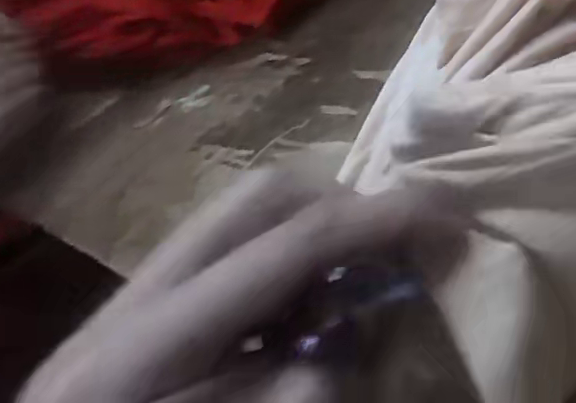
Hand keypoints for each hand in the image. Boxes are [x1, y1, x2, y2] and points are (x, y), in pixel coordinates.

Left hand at [22, 170, 447, 402]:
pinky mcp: (133, 314)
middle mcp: (127, 304)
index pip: (295, 238)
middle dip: (345, 206)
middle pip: (265, 193)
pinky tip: (293, 317)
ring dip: (316, 234)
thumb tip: (362, 326)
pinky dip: (283, 266)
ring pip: (249, 211)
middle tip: (388, 252)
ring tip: (340, 293)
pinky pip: (233, 249)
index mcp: (140, 347)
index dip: (386, 217)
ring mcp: (123, 303)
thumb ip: (314, 382)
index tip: (452, 215)